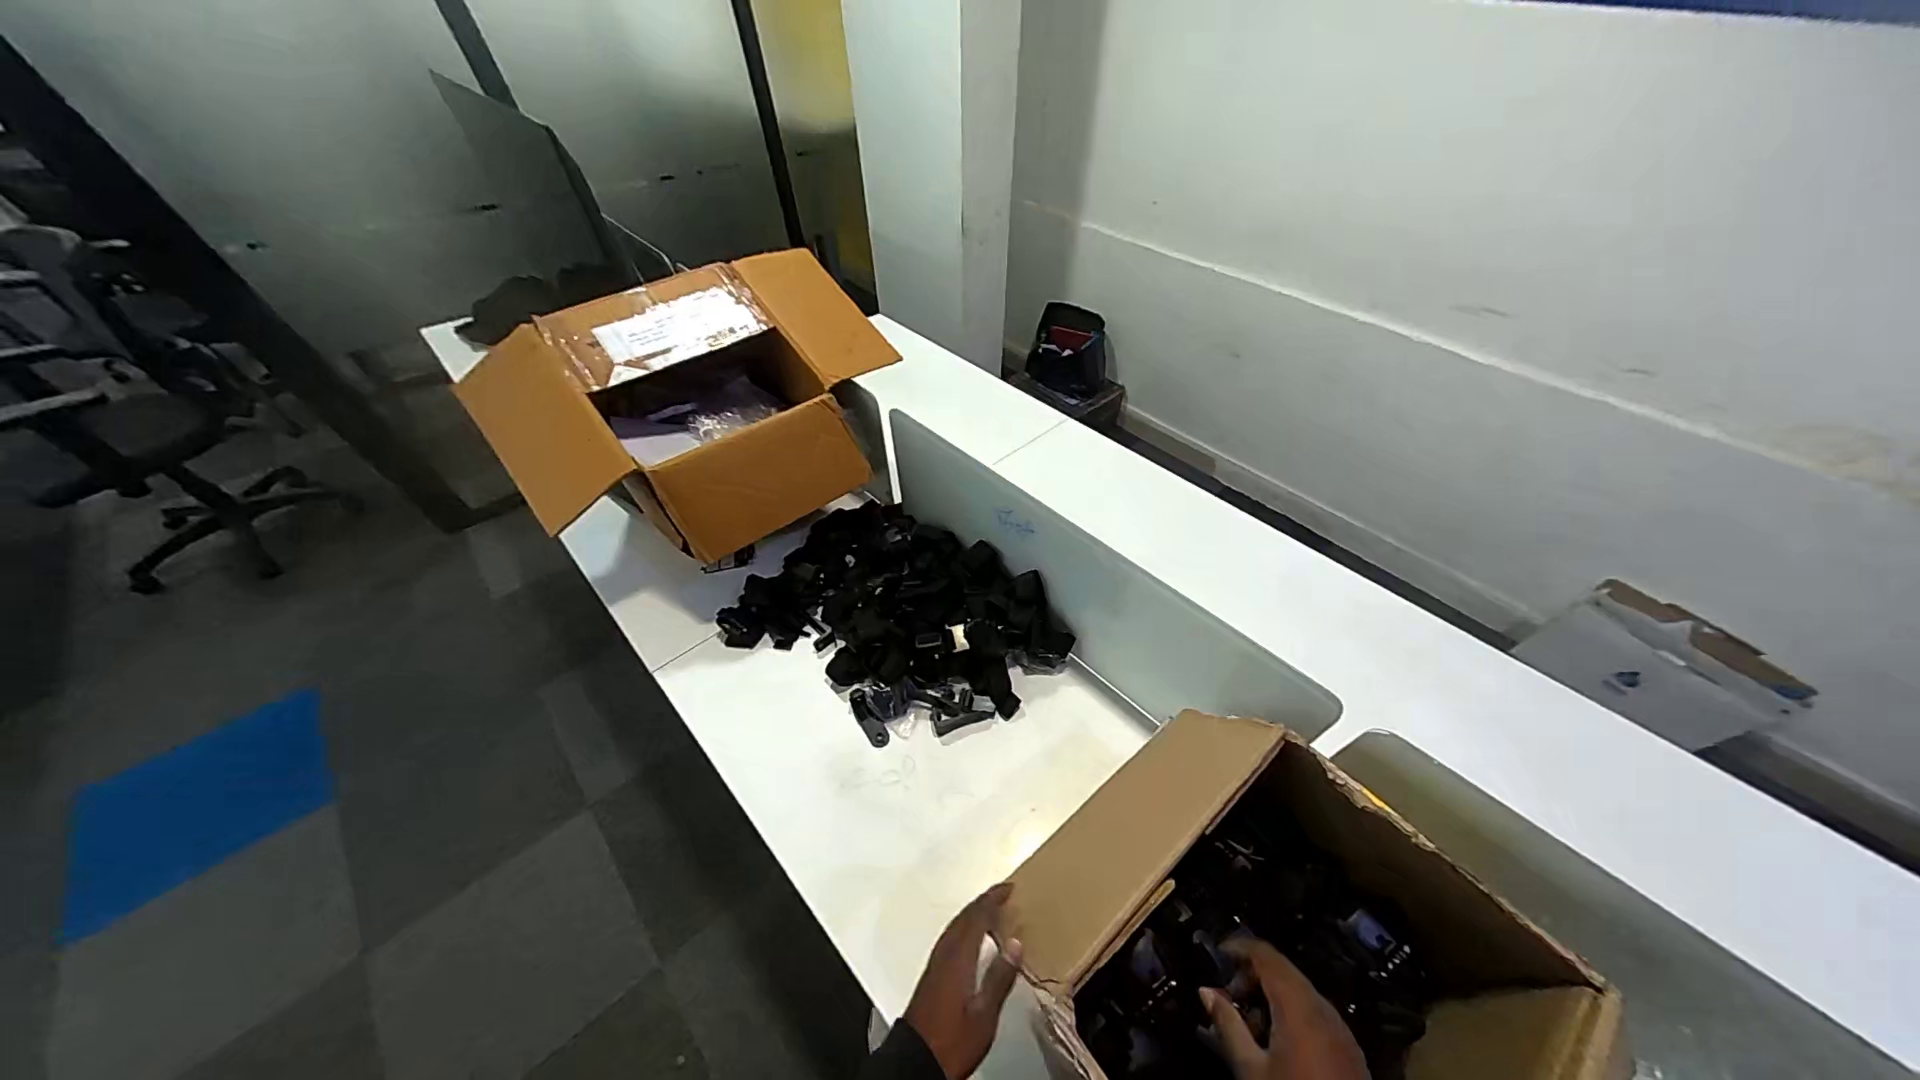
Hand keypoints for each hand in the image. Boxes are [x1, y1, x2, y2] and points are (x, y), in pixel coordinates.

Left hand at [901, 883, 1023, 1079]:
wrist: (916, 1062)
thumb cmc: (952, 1041)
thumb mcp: (984, 1015)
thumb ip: (999, 977)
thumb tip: (1015, 944)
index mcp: (958, 957)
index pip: (977, 916)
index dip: (993, 899)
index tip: (1009, 888)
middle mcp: (944, 953)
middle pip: (964, 917)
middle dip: (983, 901)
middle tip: (1002, 893)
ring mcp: (935, 962)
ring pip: (956, 925)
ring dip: (973, 912)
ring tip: (990, 909)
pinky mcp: (931, 973)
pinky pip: (950, 936)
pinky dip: (964, 926)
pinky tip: (970, 937)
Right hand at [1199, 936, 1369, 1079]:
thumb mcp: (1252, 1071)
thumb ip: (1228, 1026)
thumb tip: (1206, 991)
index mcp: (1299, 1007)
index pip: (1266, 955)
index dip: (1239, 947)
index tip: (1216, 955)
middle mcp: (1323, 1009)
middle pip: (1283, 971)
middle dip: (1251, 975)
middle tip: (1227, 996)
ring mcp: (1341, 1030)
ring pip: (1299, 992)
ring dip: (1270, 994)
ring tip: (1248, 1022)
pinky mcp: (1349, 1050)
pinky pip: (1314, 1013)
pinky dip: (1290, 1011)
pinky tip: (1276, 1041)